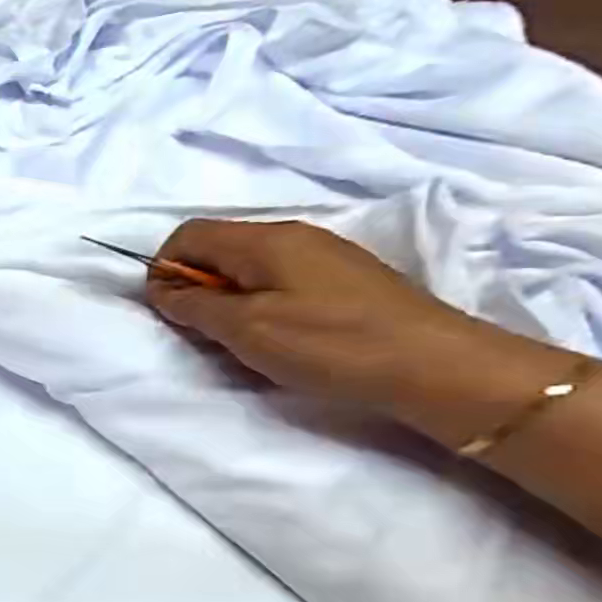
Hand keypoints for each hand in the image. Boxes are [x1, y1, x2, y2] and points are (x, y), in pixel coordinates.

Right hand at [147, 219, 581, 446]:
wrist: (440, 367)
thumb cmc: (330, 345)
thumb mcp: (246, 329)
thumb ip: (195, 305)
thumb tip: (161, 287)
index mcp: (263, 239)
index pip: (188, 233)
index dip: (164, 267)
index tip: (166, 309)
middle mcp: (292, 233)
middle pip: (218, 245)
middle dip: (196, 283)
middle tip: (203, 329)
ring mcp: (323, 252)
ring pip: (249, 262)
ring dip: (228, 294)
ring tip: (240, 336)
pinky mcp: (346, 276)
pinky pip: (281, 276)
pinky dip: (261, 299)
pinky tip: (280, 333)